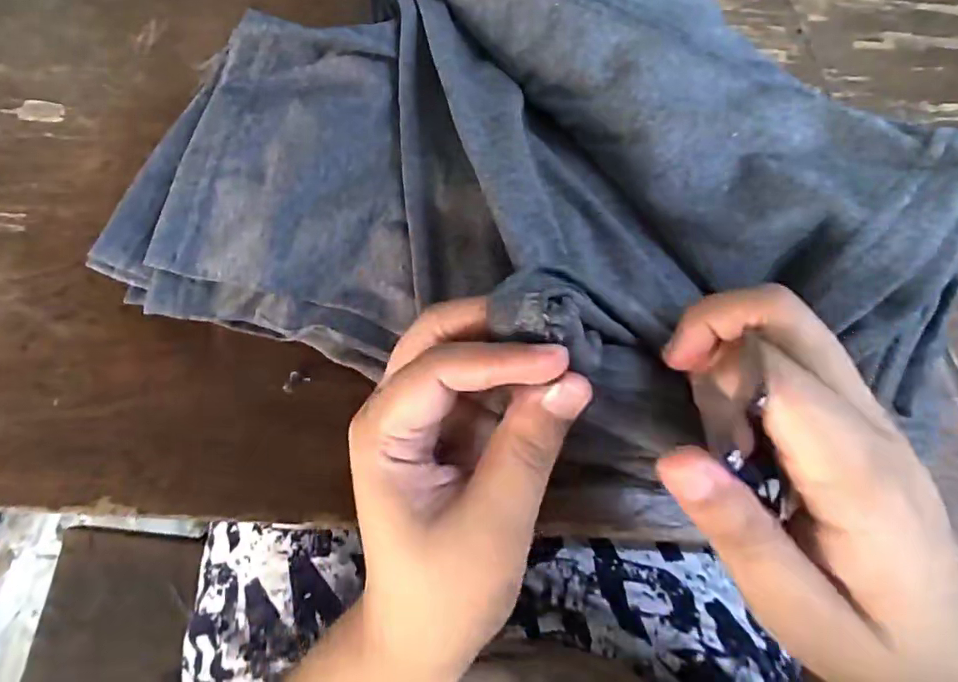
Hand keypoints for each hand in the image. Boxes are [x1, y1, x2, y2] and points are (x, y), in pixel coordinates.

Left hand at [291, 299, 592, 681]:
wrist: (421, 633)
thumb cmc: (446, 589)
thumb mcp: (494, 524)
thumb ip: (529, 447)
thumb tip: (575, 379)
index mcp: (383, 430)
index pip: (437, 368)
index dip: (500, 357)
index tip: (560, 358)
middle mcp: (391, 406)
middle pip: (433, 336)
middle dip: (489, 323)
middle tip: (549, 326)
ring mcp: (416, 411)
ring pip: (453, 347)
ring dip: (502, 341)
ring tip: (557, 345)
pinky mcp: (443, 423)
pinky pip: (475, 378)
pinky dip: (510, 370)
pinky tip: (546, 373)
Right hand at [655, 287, 957, 681]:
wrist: (954, 670)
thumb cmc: (871, 648)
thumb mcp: (794, 610)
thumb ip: (737, 531)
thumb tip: (672, 457)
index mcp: (858, 470)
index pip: (776, 367)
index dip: (717, 364)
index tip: (684, 398)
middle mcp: (873, 423)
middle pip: (789, 314)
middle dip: (718, 317)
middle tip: (680, 365)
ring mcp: (877, 415)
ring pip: (795, 324)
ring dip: (735, 336)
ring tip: (711, 404)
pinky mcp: (868, 419)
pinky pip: (803, 353)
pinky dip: (754, 355)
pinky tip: (742, 417)